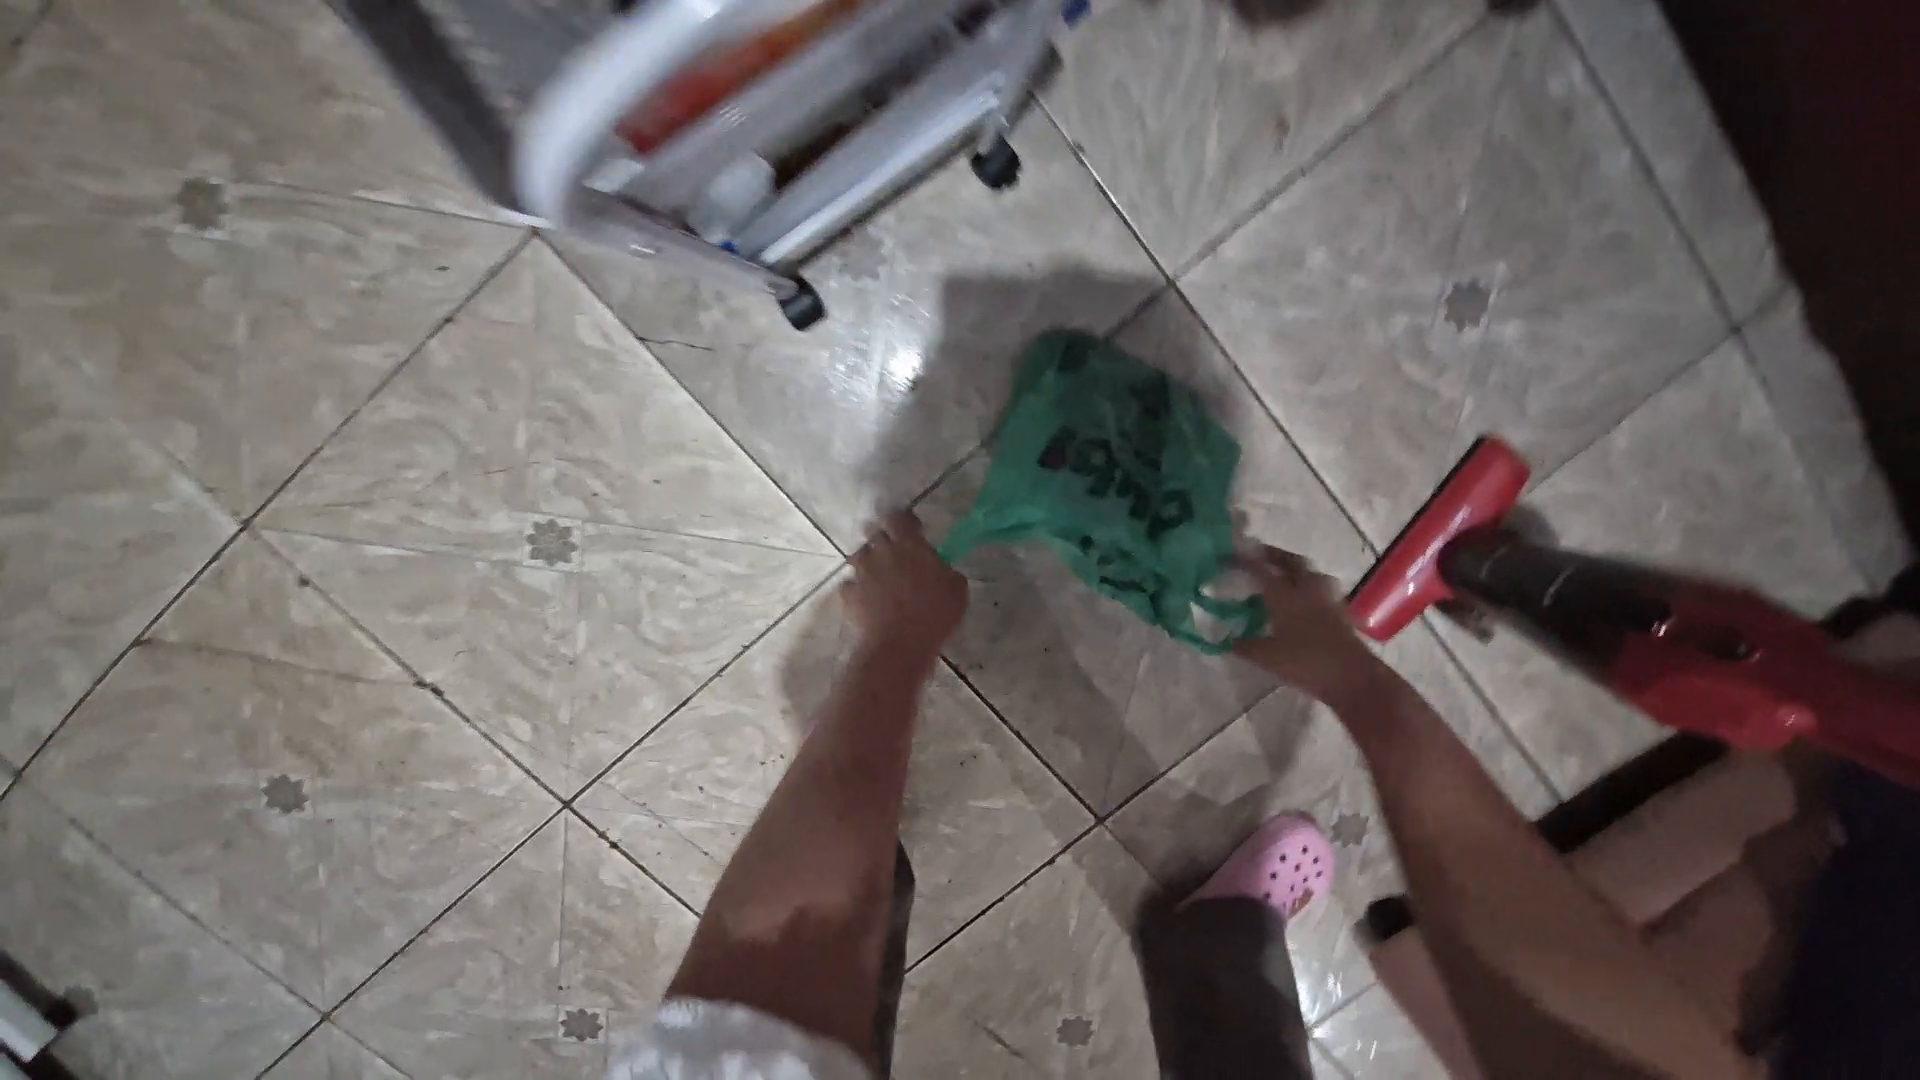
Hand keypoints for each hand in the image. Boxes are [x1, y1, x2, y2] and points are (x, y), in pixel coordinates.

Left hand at [843, 510, 968, 662]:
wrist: (899, 646)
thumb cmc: (935, 615)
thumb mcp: (957, 590)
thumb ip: (946, 570)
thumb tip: (939, 567)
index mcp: (909, 545)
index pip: (899, 517)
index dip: (905, 521)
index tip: (913, 530)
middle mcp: (881, 552)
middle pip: (877, 535)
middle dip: (887, 542)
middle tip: (899, 558)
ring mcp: (861, 573)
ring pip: (860, 556)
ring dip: (870, 562)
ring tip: (881, 578)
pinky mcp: (849, 594)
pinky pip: (851, 584)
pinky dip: (858, 589)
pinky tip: (868, 600)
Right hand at [1233, 546, 1388, 705]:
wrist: (1352, 677)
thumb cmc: (1305, 663)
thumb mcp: (1266, 657)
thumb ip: (1245, 645)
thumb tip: (1228, 640)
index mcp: (1284, 595)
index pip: (1260, 570)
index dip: (1243, 560)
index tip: (1229, 555)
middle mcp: (1307, 590)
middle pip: (1291, 561)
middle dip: (1274, 555)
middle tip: (1259, 555)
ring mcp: (1328, 600)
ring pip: (1311, 574)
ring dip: (1296, 570)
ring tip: (1284, 576)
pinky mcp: (1341, 613)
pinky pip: (1322, 591)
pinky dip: (1309, 589)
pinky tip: (1303, 602)